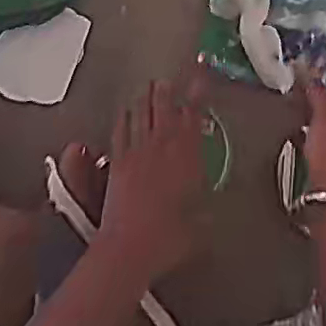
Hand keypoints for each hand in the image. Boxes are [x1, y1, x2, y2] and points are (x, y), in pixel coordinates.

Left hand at [94, 79, 209, 281]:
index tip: (200, 77)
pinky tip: (124, 111)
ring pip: (141, 113)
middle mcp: (162, 144)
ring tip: (148, 86)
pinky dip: (124, 117)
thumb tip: (208, 194)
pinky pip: (121, 130)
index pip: (193, 114)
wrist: (130, 247)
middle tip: (167, 80)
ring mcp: (137, 150)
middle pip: (163, 107)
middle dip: (166, 90)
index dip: (197, 93)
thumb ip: (204, 198)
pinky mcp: (117, 161)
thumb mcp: (201, 217)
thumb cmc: (171, 235)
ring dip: (145, 98)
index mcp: (186, 153)